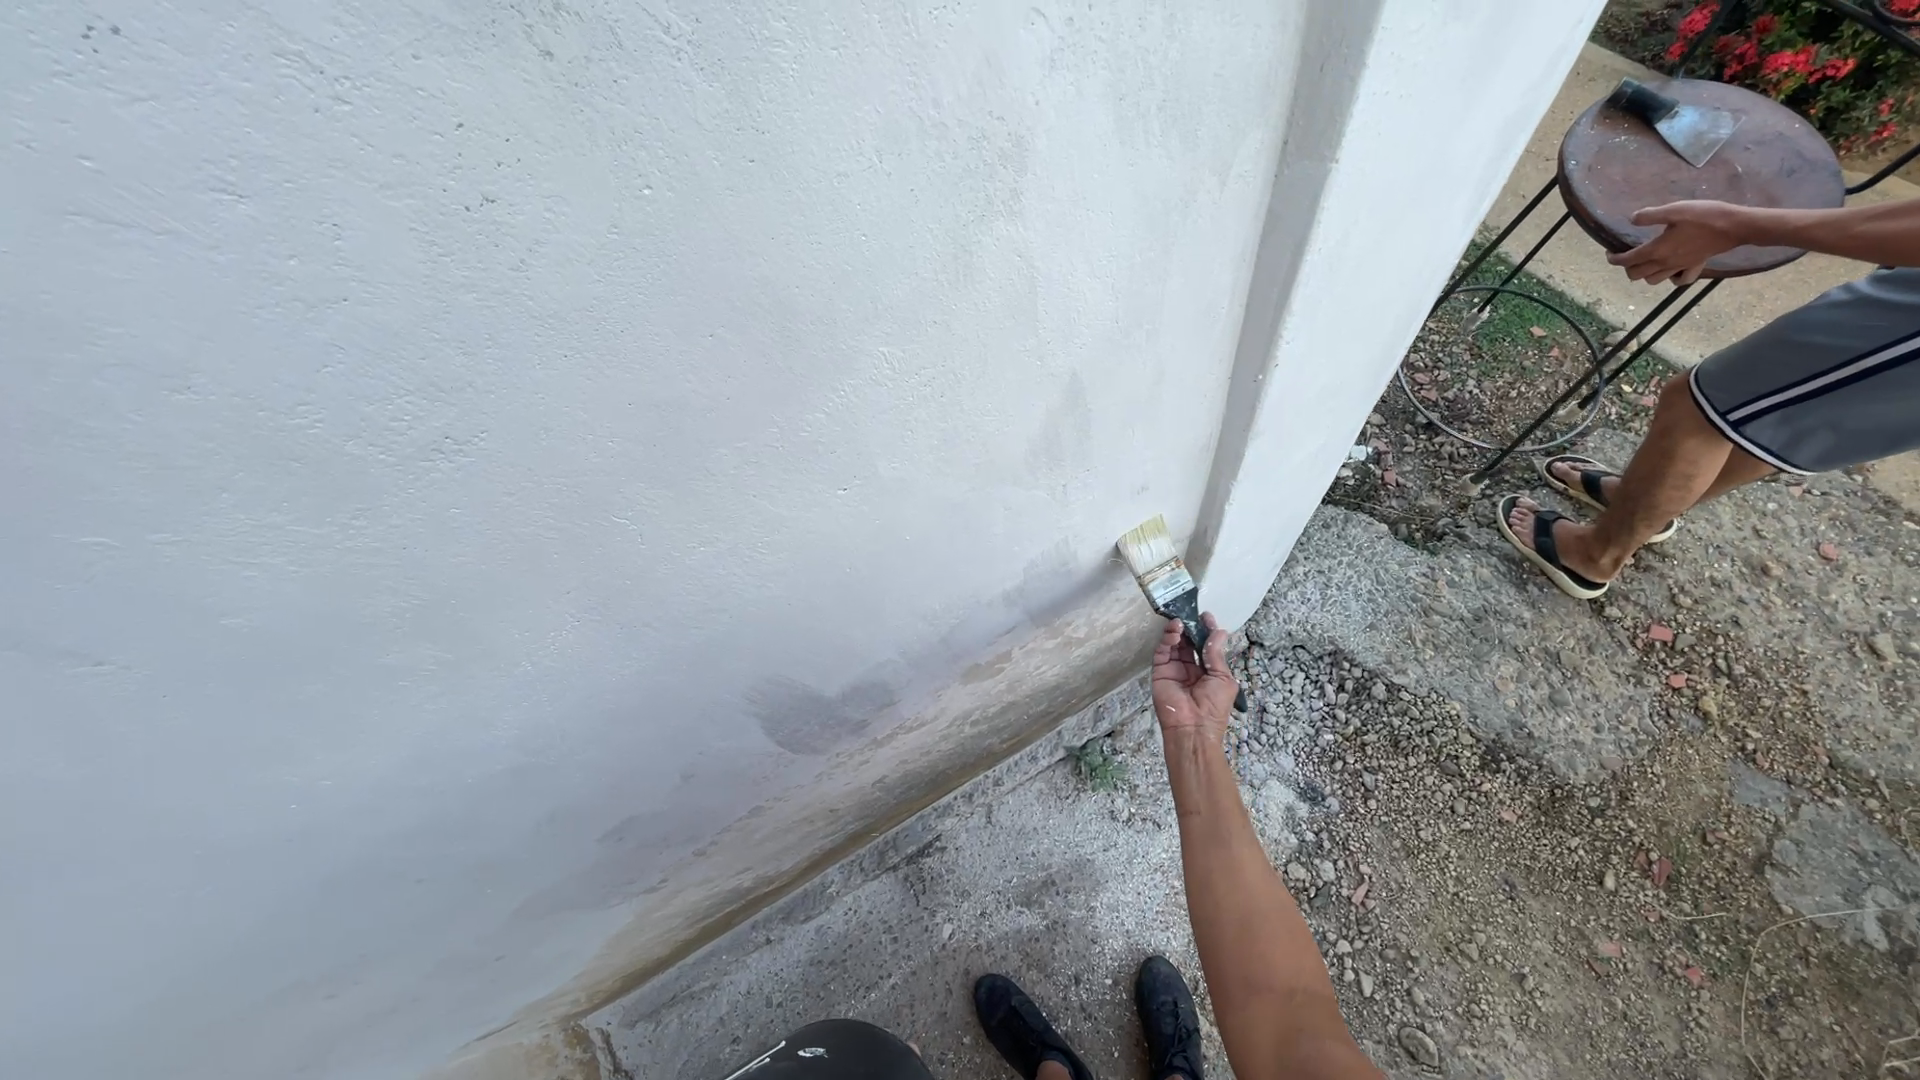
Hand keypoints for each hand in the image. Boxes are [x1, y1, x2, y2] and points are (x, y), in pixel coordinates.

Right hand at [1150, 614, 1239, 744]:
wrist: (1193, 728)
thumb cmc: (1214, 706)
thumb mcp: (1223, 679)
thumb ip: (1216, 654)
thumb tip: (1219, 631)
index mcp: (1208, 671)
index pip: (1206, 646)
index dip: (1206, 631)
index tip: (1205, 616)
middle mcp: (1191, 668)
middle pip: (1189, 642)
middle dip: (1190, 628)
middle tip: (1190, 614)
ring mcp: (1174, 669)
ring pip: (1175, 644)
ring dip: (1178, 631)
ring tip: (1181, 621)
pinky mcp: (1160, 671)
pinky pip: (1163, 651)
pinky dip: (1167, 639)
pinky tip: (1175, 632)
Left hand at [1607, 200, 1751, 284]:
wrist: (1738, 225)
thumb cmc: (1706, 216)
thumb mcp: (1675, 210)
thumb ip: (1650, 215)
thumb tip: (1631, 219)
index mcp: (1655, 251)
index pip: (1625, 261)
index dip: (1613, 258)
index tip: (1611, 252)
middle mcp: (1664, 263)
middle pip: (1635, 274)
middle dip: (1626, 267)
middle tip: (1629, 255)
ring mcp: (1679, 267)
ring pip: (1652, 280)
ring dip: (1645, 274)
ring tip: (1646, 262)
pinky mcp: (1695, 266)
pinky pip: (1679, 280)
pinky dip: (1672, 278)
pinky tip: (1671, 269)